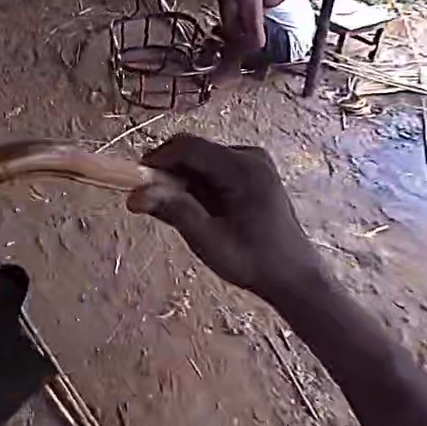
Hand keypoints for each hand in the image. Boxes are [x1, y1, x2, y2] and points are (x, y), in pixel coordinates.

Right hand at [128, 135, 325, 304]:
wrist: (294, 278)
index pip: (187, 147)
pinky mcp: (250, 170)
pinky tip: (198, 207)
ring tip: (180, 209)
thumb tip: (132, 196)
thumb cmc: (252, 262)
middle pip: (191, 149)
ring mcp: (252, 161)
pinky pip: (209, 165)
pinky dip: (194, 182)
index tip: (136, 182)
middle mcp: (249, 156)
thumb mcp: (207, 240)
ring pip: (197, 157)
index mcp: (243, 169)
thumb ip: (172, 211)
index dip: (156, 159)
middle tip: (154, 200)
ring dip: (180, 179)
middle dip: (167, 171)